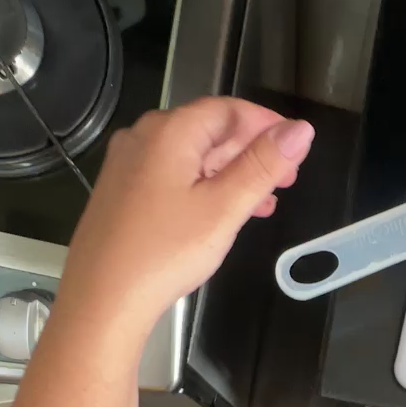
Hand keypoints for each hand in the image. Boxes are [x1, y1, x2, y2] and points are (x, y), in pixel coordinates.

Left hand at [51, 98, 314, 341]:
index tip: (297, 143)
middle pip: (208, 130)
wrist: (105, 297)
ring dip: (232, 172)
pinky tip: (225, 213)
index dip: (266, 122)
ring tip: (265, 199)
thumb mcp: (224, 209)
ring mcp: (130, 166)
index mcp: (170, 132)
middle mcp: (145, 138)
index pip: (227, 110)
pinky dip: (207, 186)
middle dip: (252, 150)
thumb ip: (262, 167)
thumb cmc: (166, 252)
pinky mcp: (125, 194)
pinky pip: (175, 177)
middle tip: (287, 177)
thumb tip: (300, 130)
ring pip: (192, 156)